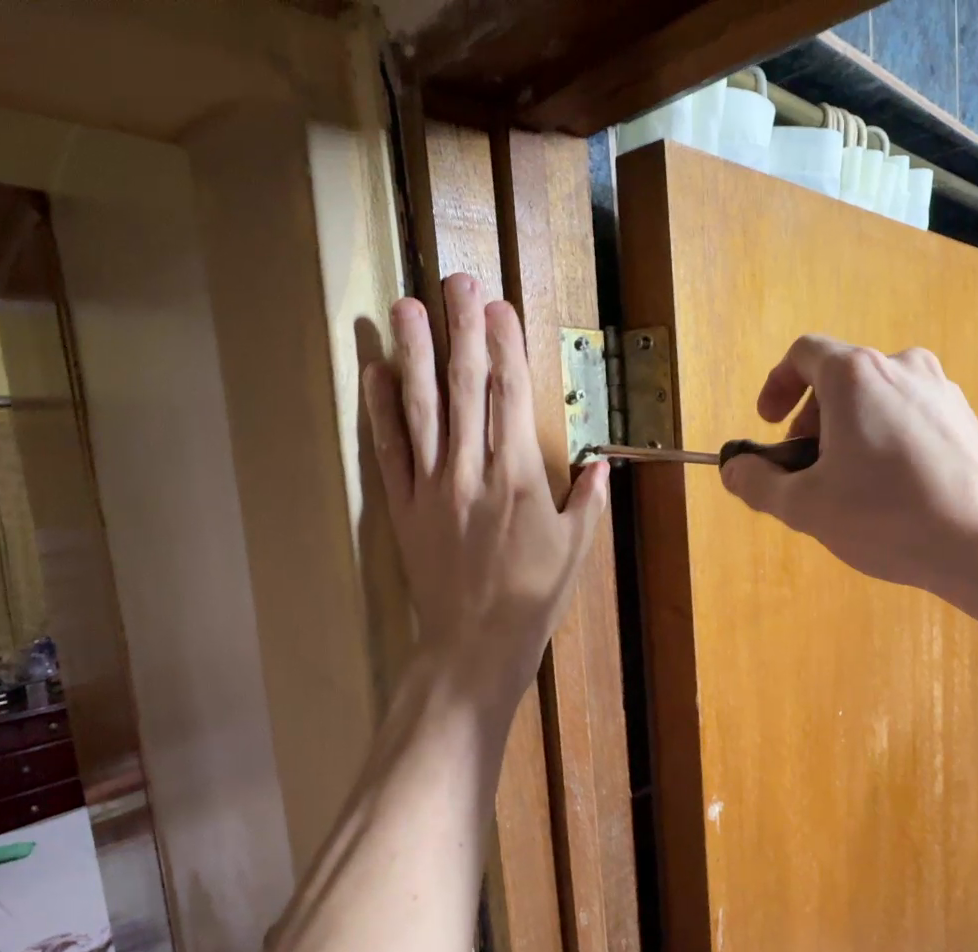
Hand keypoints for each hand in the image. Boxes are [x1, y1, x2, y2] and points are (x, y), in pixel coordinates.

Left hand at [361, 274, 607, 707]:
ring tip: (405, 307)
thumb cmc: (533, 596)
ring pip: (421, 408)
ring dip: (414, 355)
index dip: (505, 346)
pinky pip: (389, 451)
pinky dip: (380, 411)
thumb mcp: (576, 550)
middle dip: (462, 330)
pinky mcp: (403, 506)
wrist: (474, 644)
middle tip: (455, 281)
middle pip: (465, 387)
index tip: (498, 306)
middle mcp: (471, 469)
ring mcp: (431, 485)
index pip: (510, 396)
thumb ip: (588, 501)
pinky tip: (375, 374)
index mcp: (518, 476)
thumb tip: (601, 464)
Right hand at [719, 335, 977, 595]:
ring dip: (850, 430)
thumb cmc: (886, 517)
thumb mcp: (804, 506)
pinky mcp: (967, 419)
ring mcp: (942, 391)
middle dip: (812, 418)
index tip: (768, 423)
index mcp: (856, 376)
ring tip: (849, 485)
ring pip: (878, 398)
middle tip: (806, 467)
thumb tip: (733, 470)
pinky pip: (910, 416)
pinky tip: (892, 491)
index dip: (776, 385)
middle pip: (840, 377)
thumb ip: (757, 483)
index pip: (803, 354)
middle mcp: (902, 367)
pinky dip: (886, 439)